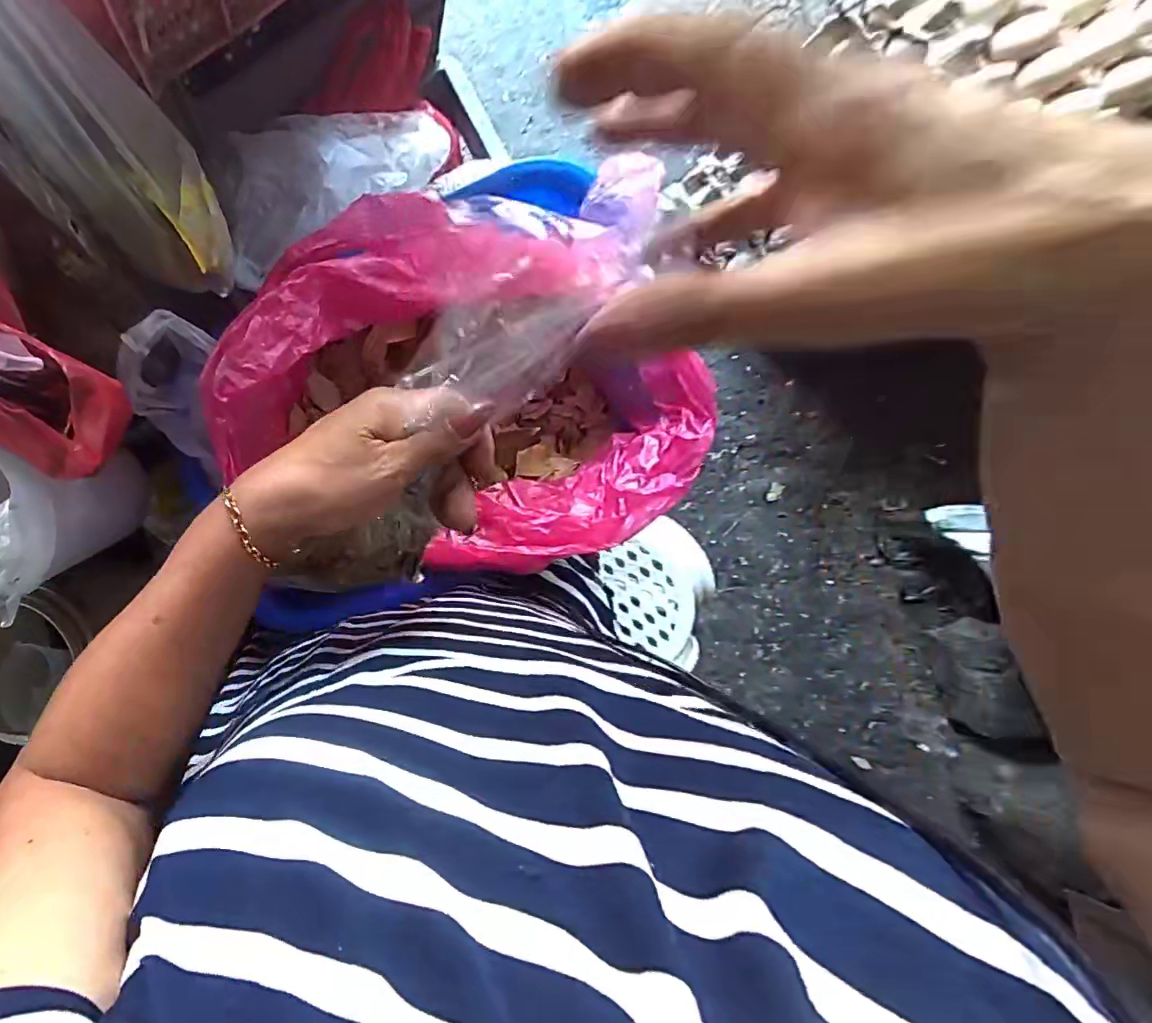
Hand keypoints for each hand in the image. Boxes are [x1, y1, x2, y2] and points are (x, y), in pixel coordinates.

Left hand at [226, 387, 503, 555]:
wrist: (268, 511)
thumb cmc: (331, 487)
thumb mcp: (391, 468)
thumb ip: (437, 440)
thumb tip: (486, 405)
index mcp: (393, 403)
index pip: (455, 408)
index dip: (476, 441)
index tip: (483, 480)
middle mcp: (382, 412)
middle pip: (439, 434)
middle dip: (459, 474)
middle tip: (463, 520)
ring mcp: (366, 437)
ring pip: (421, 455)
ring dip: (442, 486)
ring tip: (451, 526)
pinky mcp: (354, 460)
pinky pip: (399, 467)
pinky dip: (417, 488)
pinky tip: (425, 510)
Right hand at [557, 16, 1151, 357]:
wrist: (1109, 251)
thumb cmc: (974, 256)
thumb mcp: (820, 292)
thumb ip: (697, 309)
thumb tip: (589, 331)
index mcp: (821, 112)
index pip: (715, 55)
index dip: (632, 55)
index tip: (562, 74)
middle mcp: (828, 109)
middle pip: (720, 72)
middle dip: (637, 76)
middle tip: (566, 94)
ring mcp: (846, 141)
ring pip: (740, 113)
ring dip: (668, 118)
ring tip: (601, 132)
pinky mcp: (856, 178)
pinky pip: (763, 171)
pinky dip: (706, 194)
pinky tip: (668, 237)